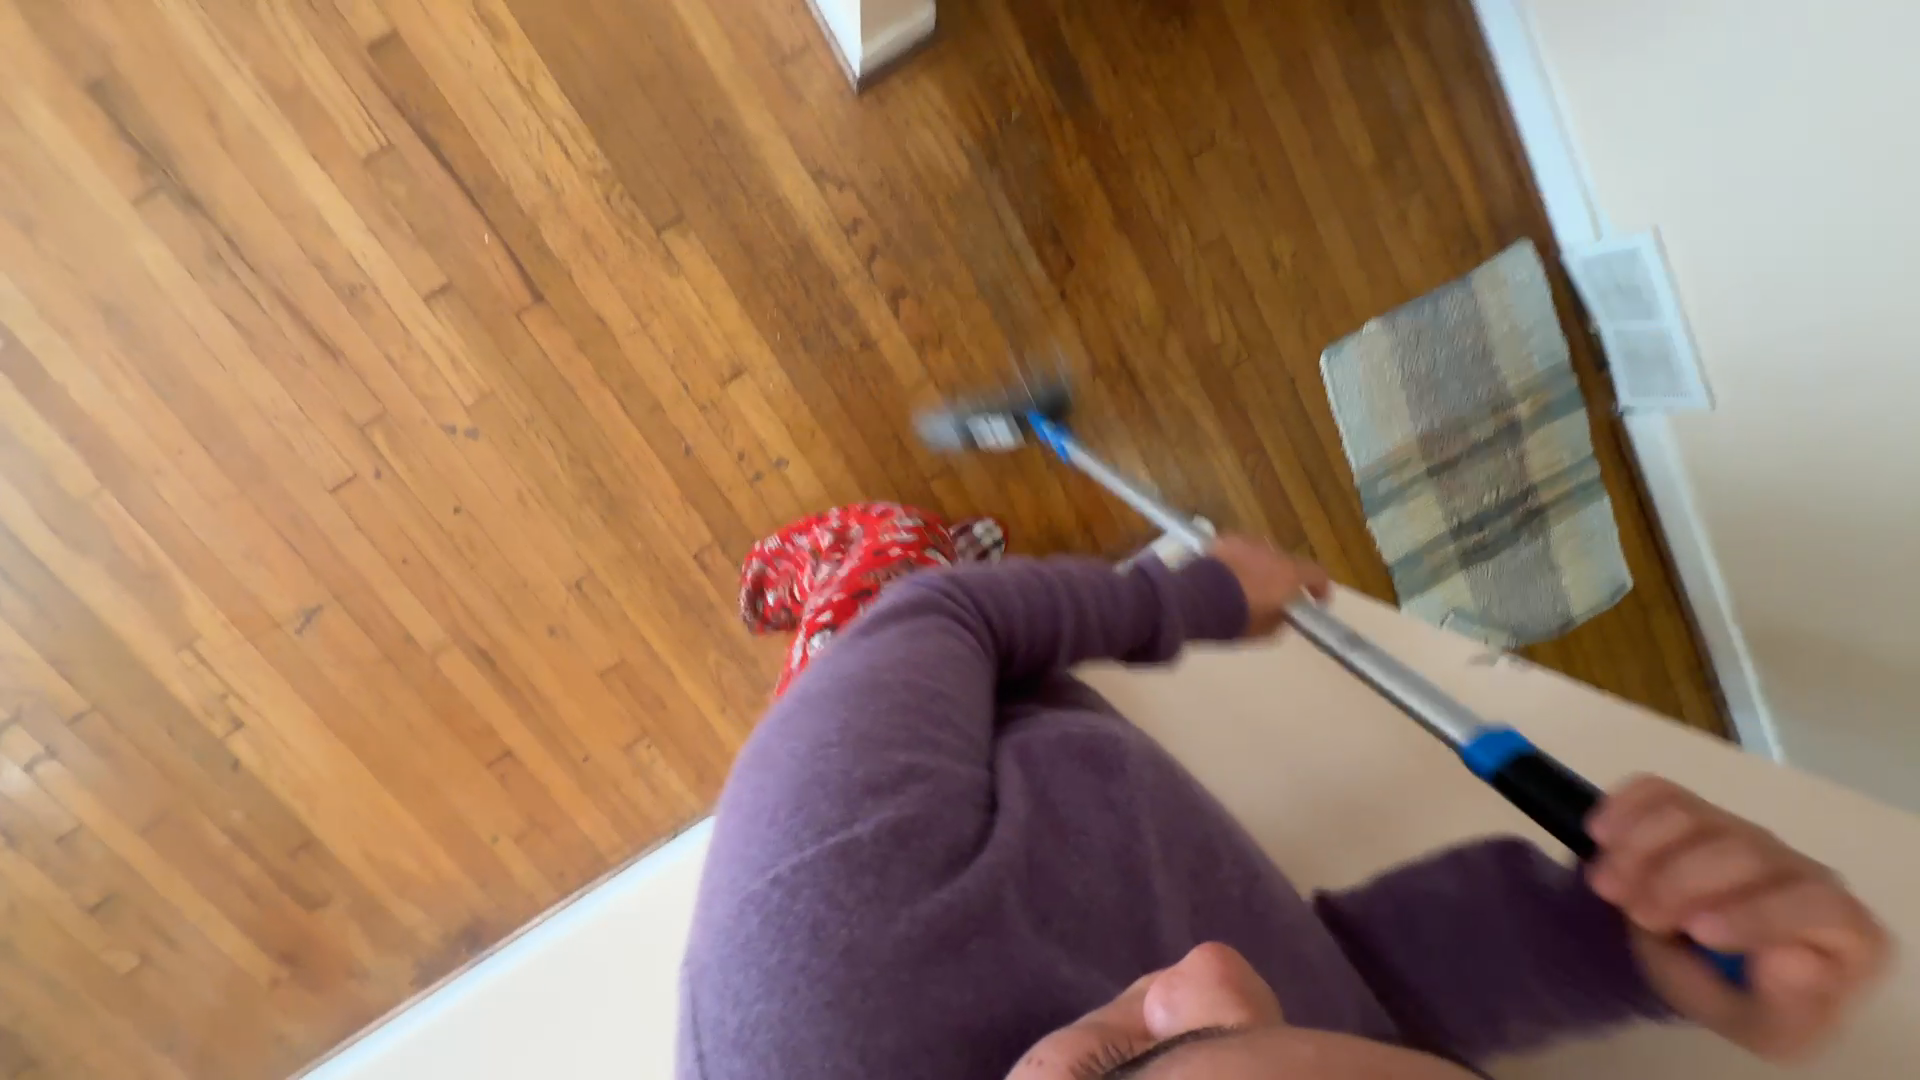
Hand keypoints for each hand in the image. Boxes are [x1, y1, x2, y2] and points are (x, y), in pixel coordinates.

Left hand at [1206, 535, 1331, 637]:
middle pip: (1286, 562)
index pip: (1318, 574)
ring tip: (1245, 582)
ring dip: (1259, 566)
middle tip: (1272, 593)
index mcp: (1290, 574)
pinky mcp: (1223, 540)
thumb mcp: (1266, 630)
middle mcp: (1273, 552)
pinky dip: (1237, 559)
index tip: (1316, 600)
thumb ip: (1280, 618)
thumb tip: (1282, 612)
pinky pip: (1237, 549)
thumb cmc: (1236, 617)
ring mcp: (1247, 542)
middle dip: (1283, 577)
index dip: (1320, 588)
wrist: (1197, 598)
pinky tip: (1226, 572)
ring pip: (1261, 554)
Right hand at [1587, 776, 1890, 1060]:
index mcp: (1838, 924)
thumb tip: (1797, 954)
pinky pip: (1653, 789)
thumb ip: (1790, 1005)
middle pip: (1739, 850)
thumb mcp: (1762, 1026)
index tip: (1696, 933)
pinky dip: (1620, 809)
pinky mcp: (1684, 806)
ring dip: (1636, 849)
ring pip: (1687, 814)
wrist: (1682, 957)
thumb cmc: (1731, 992)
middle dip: (1674, 881)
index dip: (1757, 912)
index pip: (1816, 902)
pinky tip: (1600, 838)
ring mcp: (1734, 829)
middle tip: (1634, 914)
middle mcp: (1792, 866)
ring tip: (1608, 887)